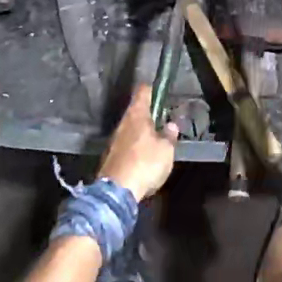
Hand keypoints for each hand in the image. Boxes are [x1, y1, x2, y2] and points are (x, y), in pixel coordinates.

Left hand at [96, 85, 178, 200]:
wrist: (117, 191)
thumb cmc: (145, 163)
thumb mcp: (166, 149)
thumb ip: (169, 135)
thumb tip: (171, 124)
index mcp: (136, 114)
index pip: (143, 91)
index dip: (153, 89)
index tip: (162, 93)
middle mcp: (123, 122)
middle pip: (136, 110)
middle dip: (149, 114)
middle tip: (163, 122)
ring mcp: (114, 138)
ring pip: (131, 128)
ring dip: (142, 132)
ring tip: (156, 141)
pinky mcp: (111, 155)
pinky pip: (126, 144)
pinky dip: (135, 146)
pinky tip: (144, 157)